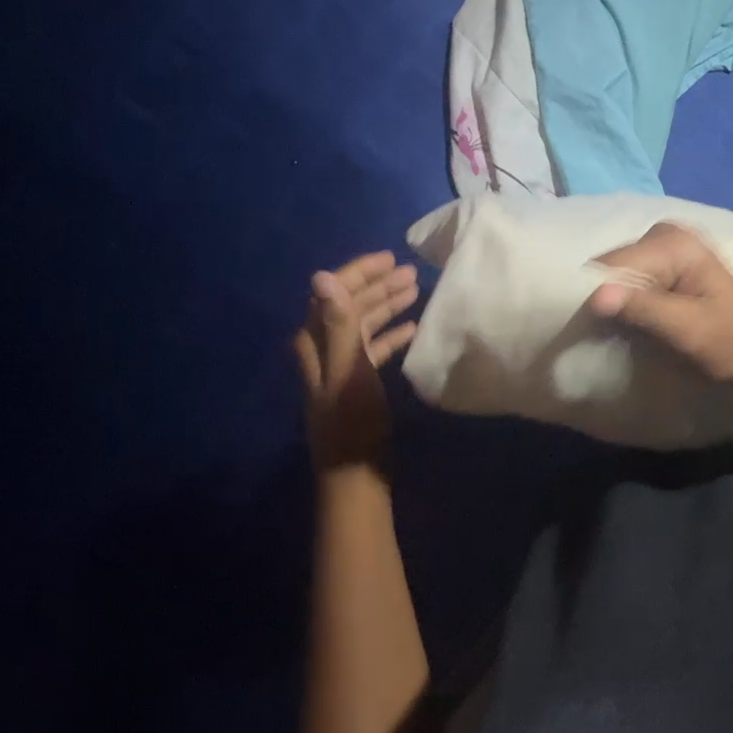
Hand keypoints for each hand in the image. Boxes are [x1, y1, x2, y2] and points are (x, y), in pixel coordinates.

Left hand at [293, 252, 418, 475]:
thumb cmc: (353, 423)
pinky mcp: (359, 384)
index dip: (360, 272)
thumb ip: (339, 325)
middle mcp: (325, 349)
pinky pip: (376, 348)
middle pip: (351, 306)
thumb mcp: (349, 371)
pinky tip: (414, 329)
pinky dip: (393, 334)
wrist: (354, 475)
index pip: (334, 293)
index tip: (390, 257)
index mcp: (316, 342)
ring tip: (416, 290)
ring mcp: (343, 367)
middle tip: (411, 272)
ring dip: (387, 306)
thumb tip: (323, 276)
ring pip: (365, 324)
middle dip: (378, 286)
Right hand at [586, 222, 732, 384]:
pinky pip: (631, 280)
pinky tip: (631, 323)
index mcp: (675, 242)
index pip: (613, 264)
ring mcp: (667, 247)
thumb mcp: (687, 330)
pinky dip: (626, 302)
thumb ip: (644, 309)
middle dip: (605, 297)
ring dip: (614, 302)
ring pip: (618, 274)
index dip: (597, 295)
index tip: (593, 330)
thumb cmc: (732, 345)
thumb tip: (597, 296)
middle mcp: (667, 233)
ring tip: (619, 330)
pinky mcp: (667, 265)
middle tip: (607, 333)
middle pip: (612, 265)